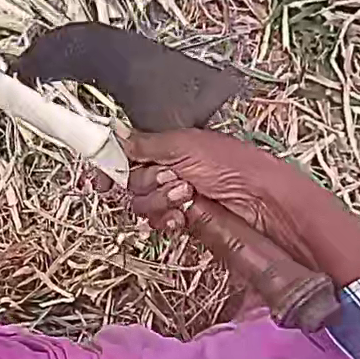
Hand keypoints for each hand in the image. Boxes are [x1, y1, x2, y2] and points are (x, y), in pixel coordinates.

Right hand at [121, 129, 298, 241]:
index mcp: (166, 147)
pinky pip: (157, 223)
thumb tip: (113, 136)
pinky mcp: (180, 220)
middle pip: (129, 182)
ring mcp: (172, 196)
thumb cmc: (231, 165)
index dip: (111, 168)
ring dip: (160, 201)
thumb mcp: (184, 145)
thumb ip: (144, 143)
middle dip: (147, 182)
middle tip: (172, 177)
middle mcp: (166, 170)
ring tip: (186, 196)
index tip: (100, 181)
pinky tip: (184, 217)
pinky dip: (167, 220)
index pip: (126, 155)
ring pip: (141, 204)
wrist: (260, 202)